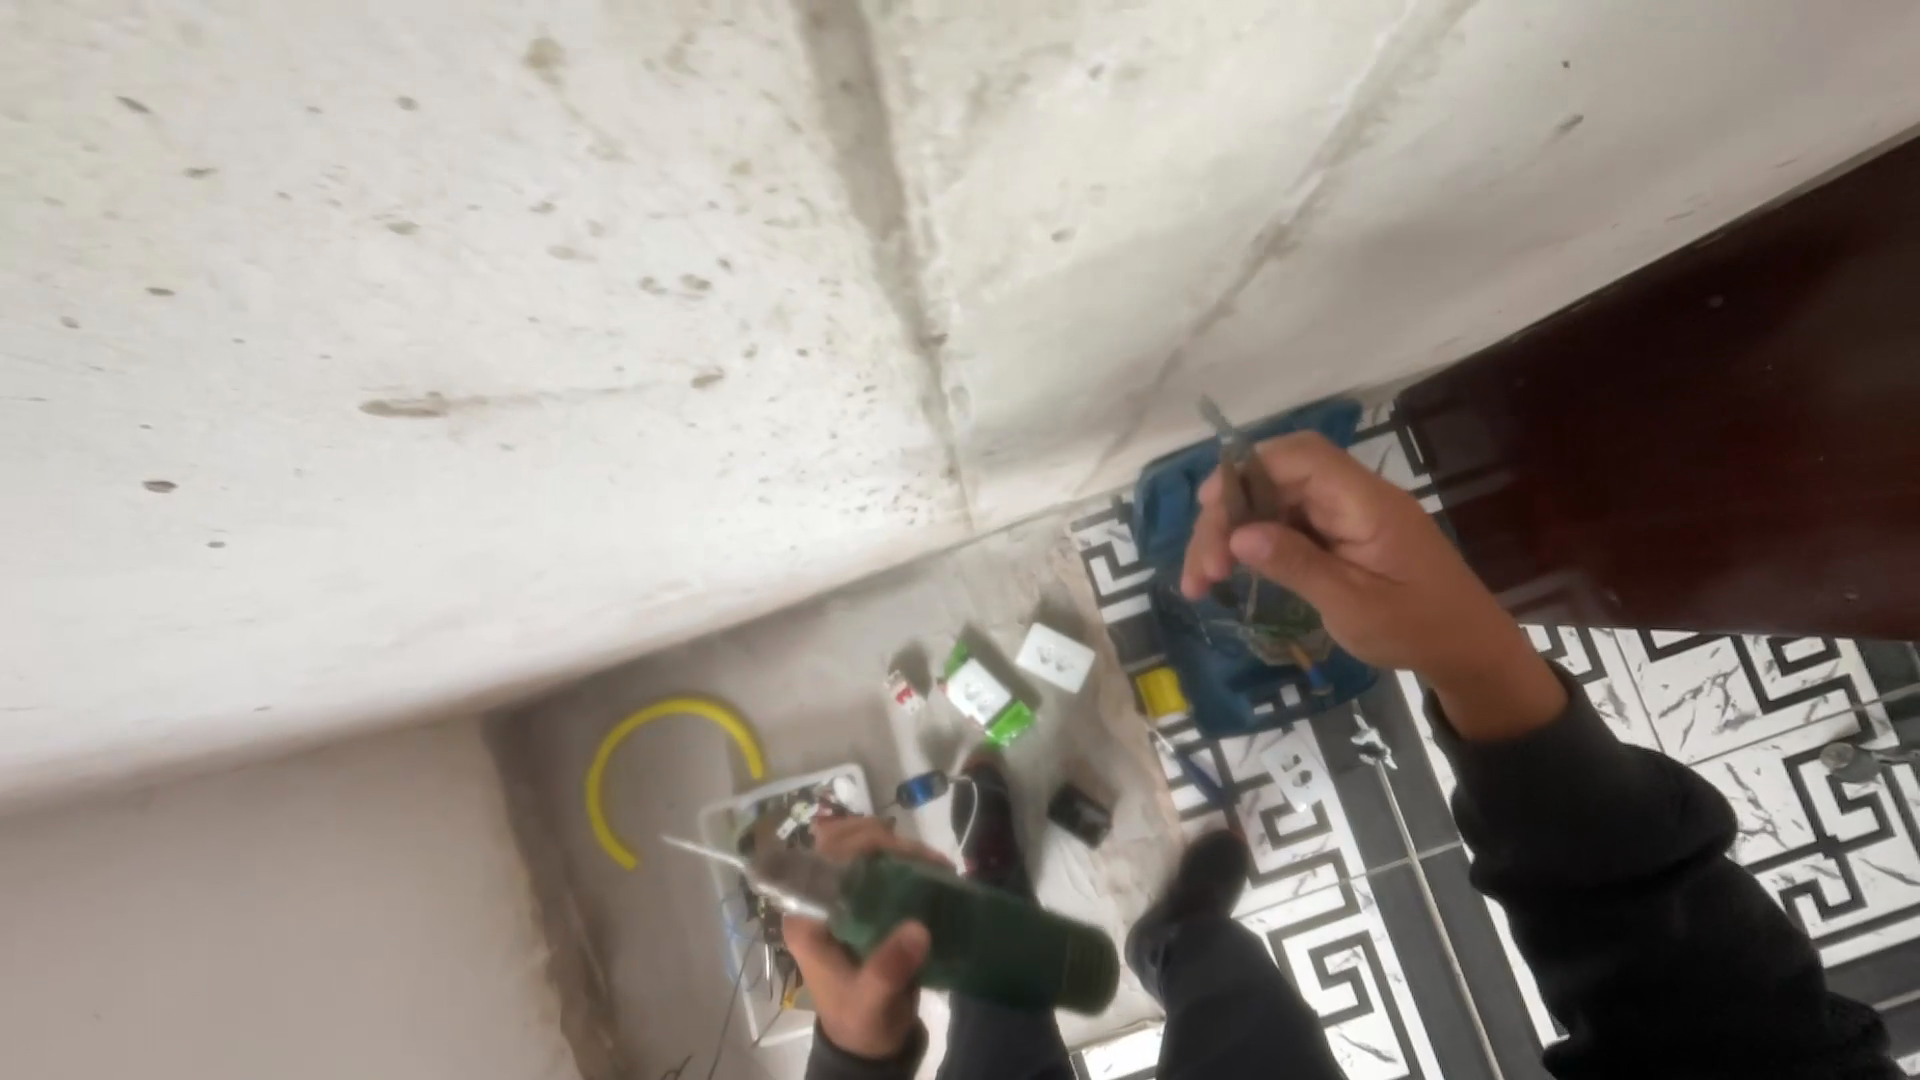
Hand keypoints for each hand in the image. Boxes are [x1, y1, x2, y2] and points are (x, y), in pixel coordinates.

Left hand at [782, 817, 948, 1059]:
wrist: (871, 1042)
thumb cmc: (862, 1021)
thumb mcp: (872, 1003)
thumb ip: (887, 971)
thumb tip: (919, 930)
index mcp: (806, 918)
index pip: (823, 860)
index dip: (858, 844)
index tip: (900, 851)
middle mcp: (817, 899)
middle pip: (840, 842)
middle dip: (883, 839)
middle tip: (925, 857)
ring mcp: (839, 895)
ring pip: (859, 846)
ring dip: (896, 845)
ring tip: (932, 861)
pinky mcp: (861, 898)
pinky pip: (876, 862)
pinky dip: (902, 857)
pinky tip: (930, 866)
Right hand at [1180, 432, 1564, 737]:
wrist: (1468, 653)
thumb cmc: (1418, 631)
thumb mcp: (1354, 606)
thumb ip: (1297, 565)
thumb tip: (1238, 536)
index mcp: (1366, 503)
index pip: (1302, 456)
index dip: (1248, 469)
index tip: (1208, 507)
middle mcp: (1352, 498)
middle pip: (1275, 479)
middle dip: (1227, 515)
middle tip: (1201, 569)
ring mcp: (1343, 516)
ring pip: (1271, 503)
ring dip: (1231, 534)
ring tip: (1202, 579)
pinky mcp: (1336, 534)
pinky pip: (1283, 524)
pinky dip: (1250, 545)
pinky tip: (1228, 571)